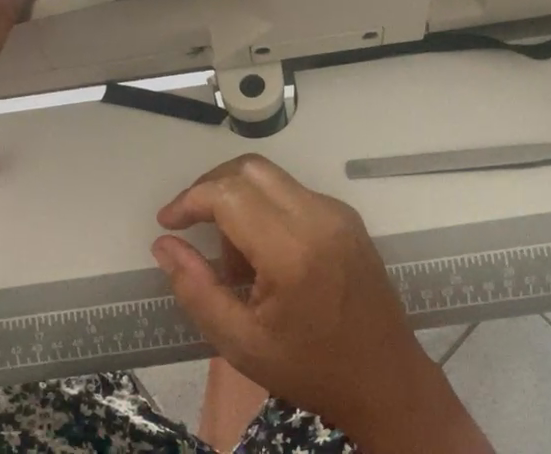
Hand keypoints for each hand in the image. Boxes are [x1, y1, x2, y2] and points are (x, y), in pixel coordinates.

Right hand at [152, 156, 477, 444]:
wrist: (386, 380)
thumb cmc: (310, 368)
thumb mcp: (240, 342)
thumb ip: (196, 289)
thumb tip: (164, 244)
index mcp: (292, 249)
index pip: (228, 193)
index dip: (190, 200)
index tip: (167, 223)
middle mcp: (318, 216)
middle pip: (249, 169)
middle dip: (210, 188)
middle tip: (189, 225)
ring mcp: (337, 212)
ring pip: (270, 178)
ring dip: (238, 199)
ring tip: (233, 261)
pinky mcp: (346, 217)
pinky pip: (293, 193)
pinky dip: (265, 209)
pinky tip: (263, 258)